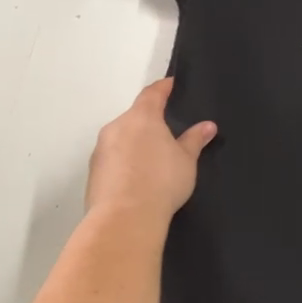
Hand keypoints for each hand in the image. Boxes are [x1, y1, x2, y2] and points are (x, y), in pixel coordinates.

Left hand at [85, 78, 216, 222]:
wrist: (124, 218)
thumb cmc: (161, 180)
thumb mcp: (186, 160)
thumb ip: (194, 140)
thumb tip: (207, 126)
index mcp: (142, 118)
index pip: (152, 93)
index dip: (163, 88)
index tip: (172, 85)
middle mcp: (117, 128)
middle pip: (135, 116)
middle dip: (151, 120)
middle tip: (169, 130)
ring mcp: (101, 150)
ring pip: (122, 137)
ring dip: (137, 141)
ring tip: (155, 157)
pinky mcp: (94, 172)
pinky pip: (114, 157)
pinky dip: (126, 160)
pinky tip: (139, 176)